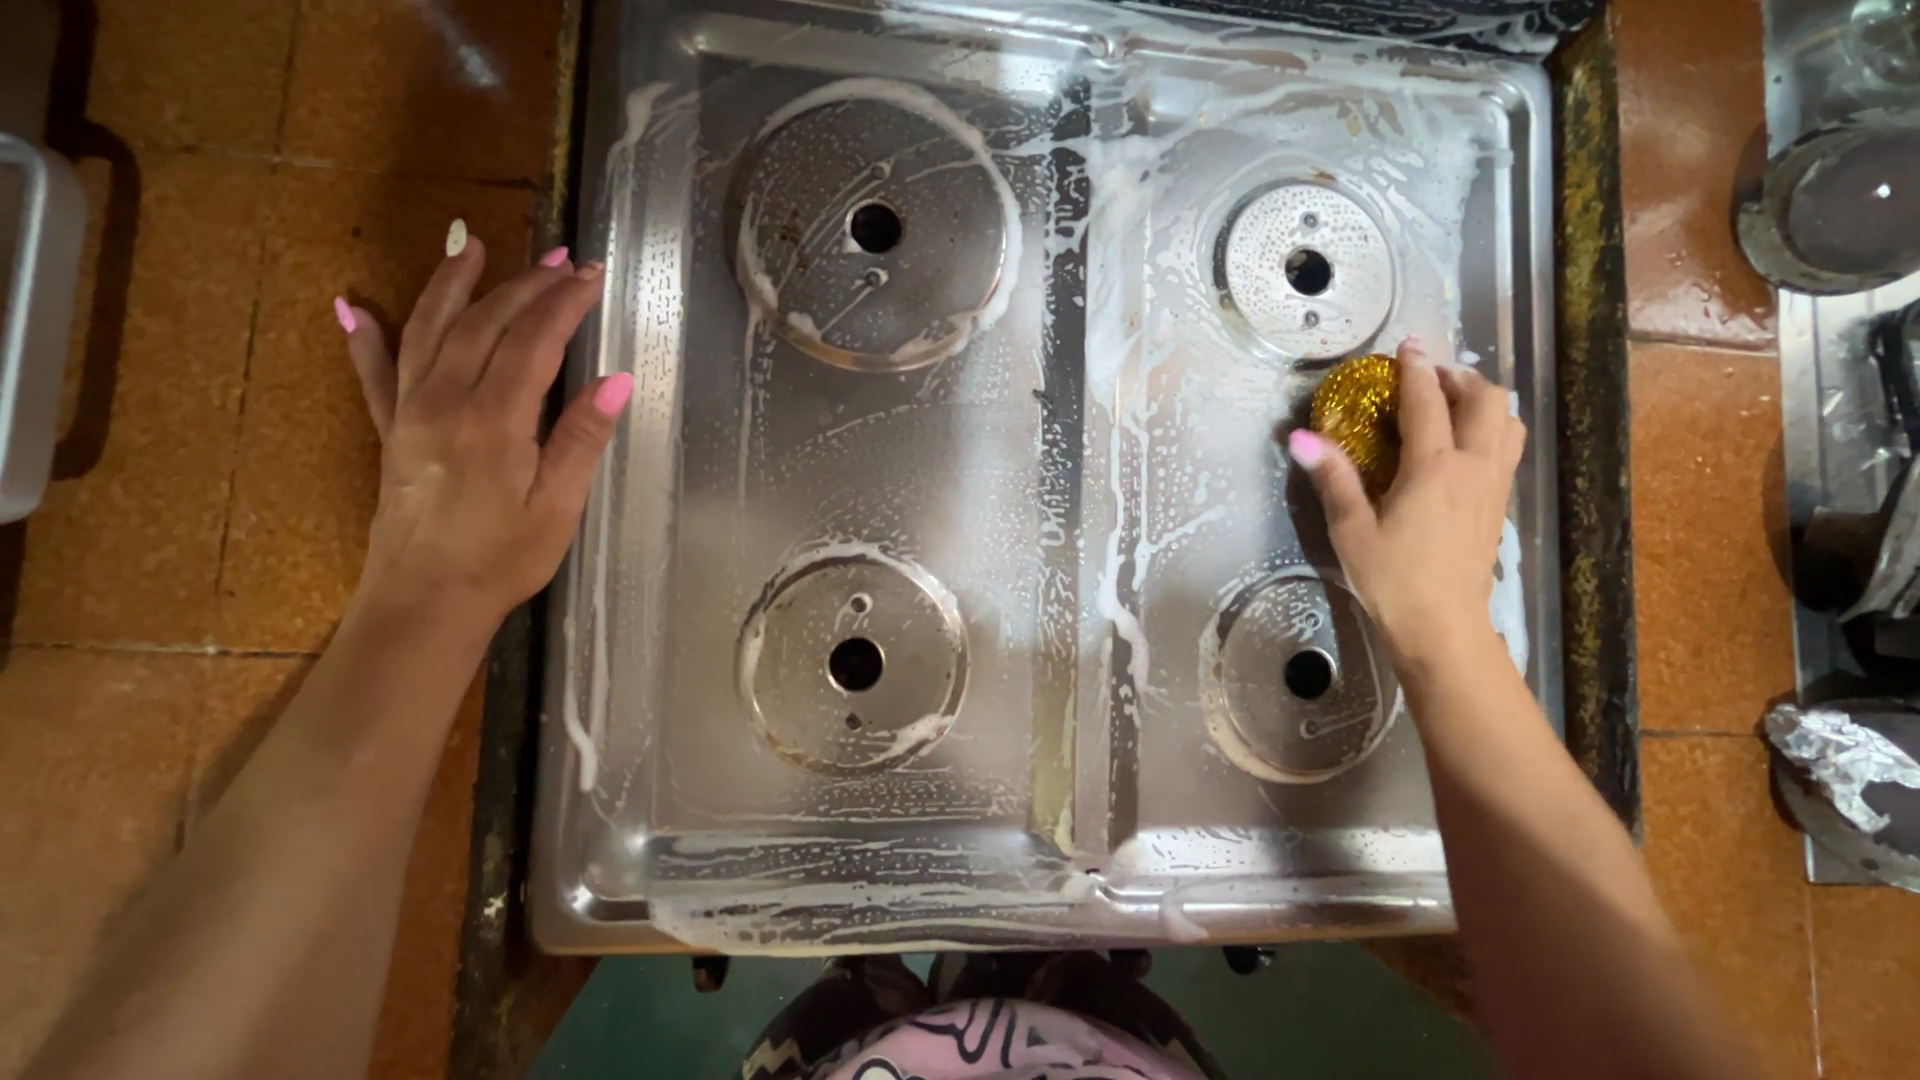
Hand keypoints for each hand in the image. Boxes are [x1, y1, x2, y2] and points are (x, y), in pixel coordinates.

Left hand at [332, 227, 631, 625]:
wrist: (424, 600)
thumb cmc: (503, 559)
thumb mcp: (558, 506)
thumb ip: (581, 439)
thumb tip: (617, 380)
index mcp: (494, 420)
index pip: (533, 342)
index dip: (564, 304)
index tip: (591, 276)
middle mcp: (445, 402)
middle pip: (484, 324)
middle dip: (524, 285)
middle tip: (558, 258)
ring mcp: (409, 413)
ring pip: (430, 331)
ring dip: (454, 285)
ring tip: (472, 247)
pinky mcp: (390, 432)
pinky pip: (376, 374)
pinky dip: (367, 337)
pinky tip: (355, 308)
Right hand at [1288, 338, 1522, 667]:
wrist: (1443, 628)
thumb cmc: (1391, 579)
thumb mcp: (1351, 529)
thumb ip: (1333, 477)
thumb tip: (1300, 438)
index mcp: (1435, 468)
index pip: (1428, 402)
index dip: (1414, 369)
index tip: (1405, 345)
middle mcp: (1474, 467)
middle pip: (1486, 399)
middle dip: (1458, 377)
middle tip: (1426, 377)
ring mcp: (1494, 486)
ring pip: (1507, 421)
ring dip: (1482, 401)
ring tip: (1451, 404)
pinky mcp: (1499, 505)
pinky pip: (1507, 447)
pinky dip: (1491, 427)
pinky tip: (1463, 445)